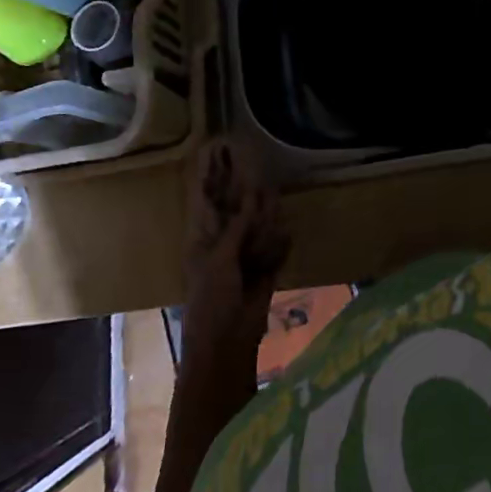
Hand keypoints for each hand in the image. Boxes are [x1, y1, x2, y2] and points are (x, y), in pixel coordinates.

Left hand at [182, 139, 288, 368]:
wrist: (226, 343)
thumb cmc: (212, 300)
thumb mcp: (220, 260)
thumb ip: (239, 226)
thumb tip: (256, 192)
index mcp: (203, 239)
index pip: (208, 199)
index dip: (212, 175)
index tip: (217, 148)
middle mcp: (224, 243)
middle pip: (235, 208)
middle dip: (243, 186)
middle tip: (252, 157)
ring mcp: (244, 258)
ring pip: (258, 228)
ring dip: (266, 213)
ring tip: (275, 190)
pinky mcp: (264, 272)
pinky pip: (275, 251)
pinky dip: (280, 244)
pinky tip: (287, 232)